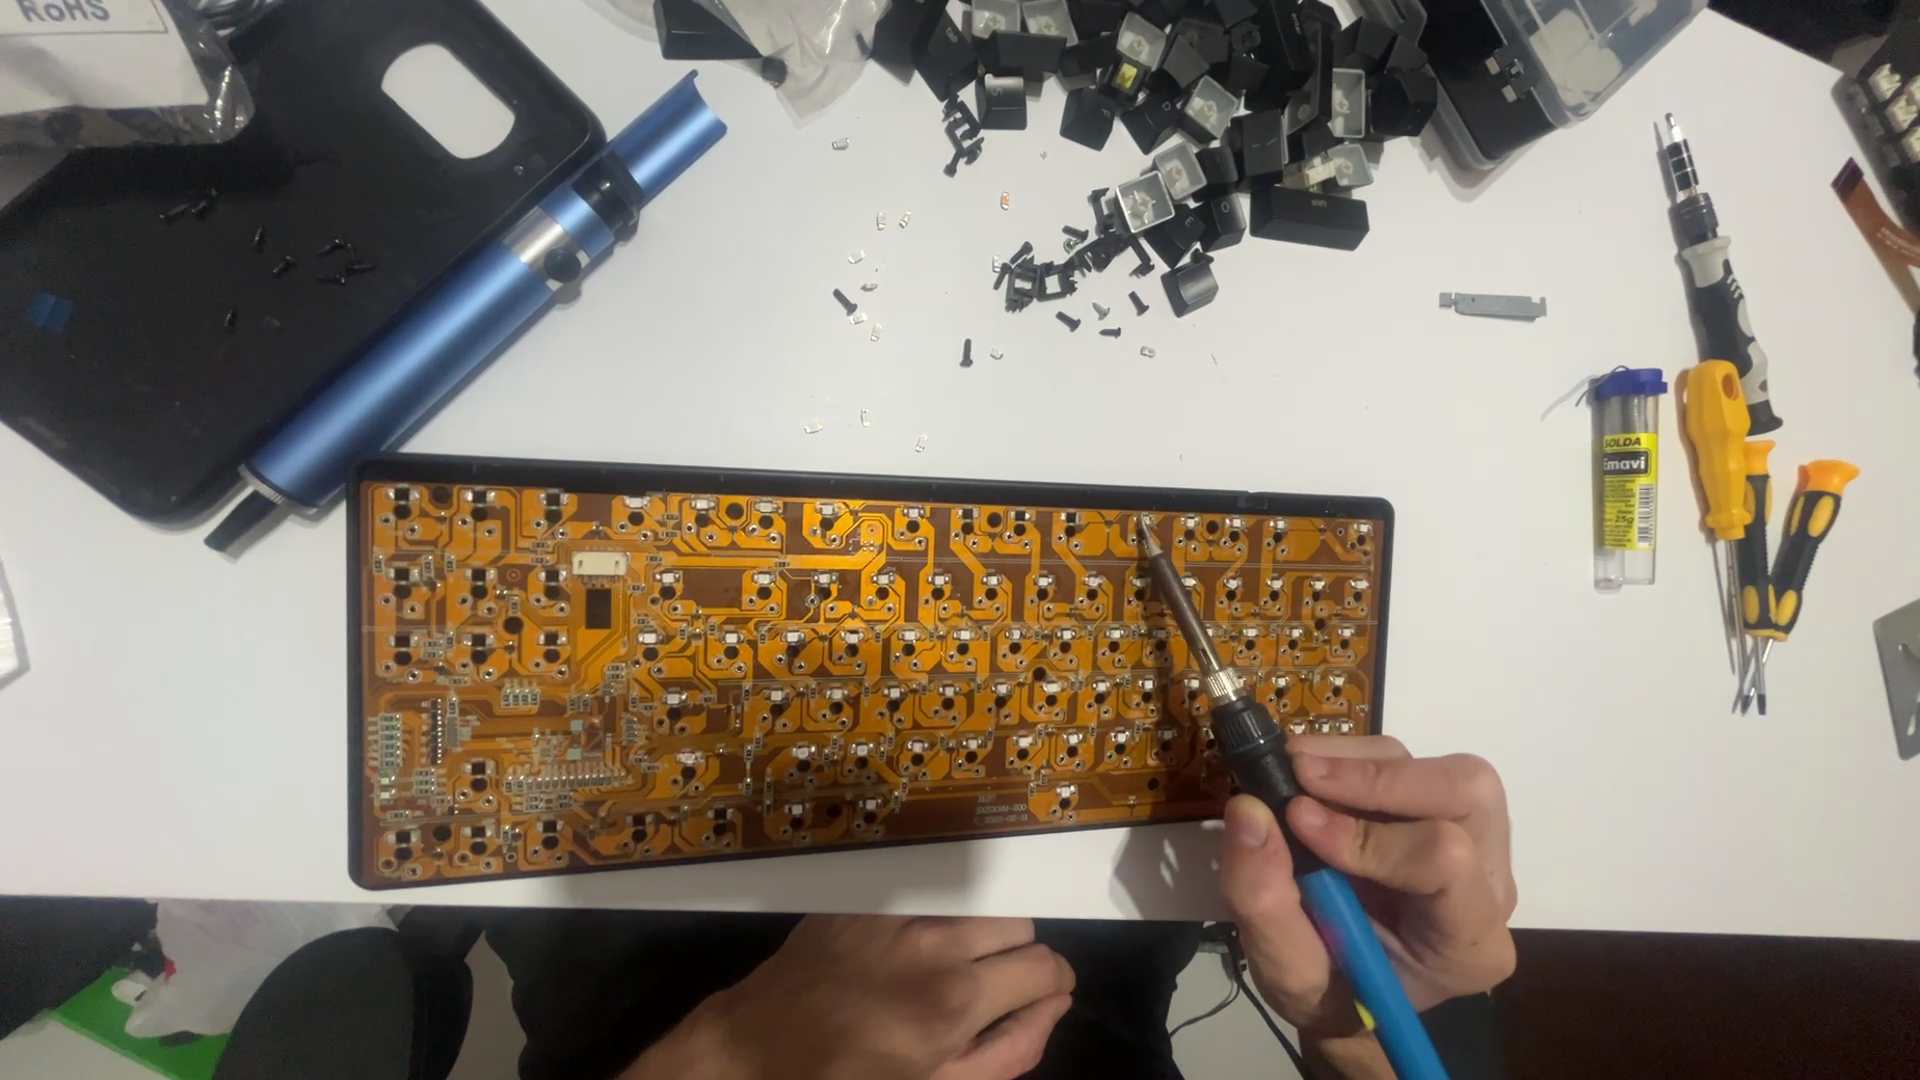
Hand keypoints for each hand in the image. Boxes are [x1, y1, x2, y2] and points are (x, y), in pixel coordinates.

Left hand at [624, 915, 1074, 1079]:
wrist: (757, 1048)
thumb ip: (1009, 1050)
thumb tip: (1054, 1003)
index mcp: (956, 1001)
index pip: (1045, 966)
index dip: (1053, 982)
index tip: (1041, 993)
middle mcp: (936, 942)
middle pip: (1019, 924)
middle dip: (1017, 957)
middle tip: (988, 987)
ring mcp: (901, 910)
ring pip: (979, 900)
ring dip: (981, 931)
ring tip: (949, 965)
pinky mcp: (871, 895)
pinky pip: (932, 891)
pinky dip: (940, 914)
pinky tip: (911, 945)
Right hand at [1218, 736, 1515, 1045]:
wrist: (1339, 980)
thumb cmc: (1324, 986)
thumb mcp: (1283, 968)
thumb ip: (1263, 898)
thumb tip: (1247, 807)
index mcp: (1466, 941)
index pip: (1446, 862)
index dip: (1368, 835)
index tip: (1295, 819)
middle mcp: (1485, 881)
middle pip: (1464, 791)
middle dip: (1372, 775)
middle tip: (1297, 773)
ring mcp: (1464, 837)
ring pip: (1428, 763)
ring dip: (1350, 759)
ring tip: (1290, 775)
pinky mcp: (1427, 806)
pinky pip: (1397, 757)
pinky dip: (1341, 754)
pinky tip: (1305, 780)